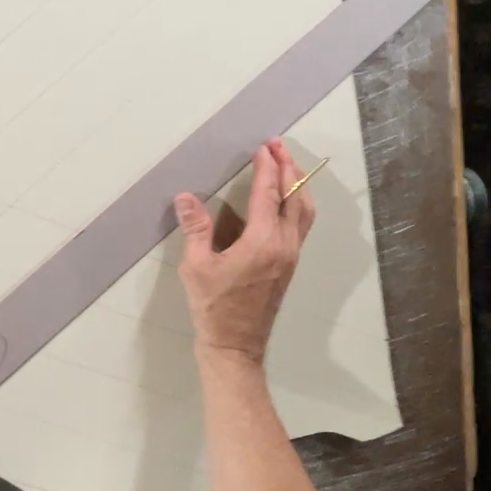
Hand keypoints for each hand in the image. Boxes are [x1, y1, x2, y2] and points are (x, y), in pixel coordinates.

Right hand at [173, 140, 317, 364]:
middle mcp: (284, 245)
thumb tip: (186, 197)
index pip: (268, 194)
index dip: (266, 168)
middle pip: (294, 196)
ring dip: (296, 184)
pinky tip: (287, 199)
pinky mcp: (290, 265)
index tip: (263, 147)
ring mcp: (291, 256)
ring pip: (304, 210)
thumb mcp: (195, 267)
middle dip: (287, 167)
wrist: (235, 345)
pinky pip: (302, 224)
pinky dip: (298, 202)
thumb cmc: (213, 307)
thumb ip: (195, 229)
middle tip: (277, 145)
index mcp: (262, 242)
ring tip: (286, 165)